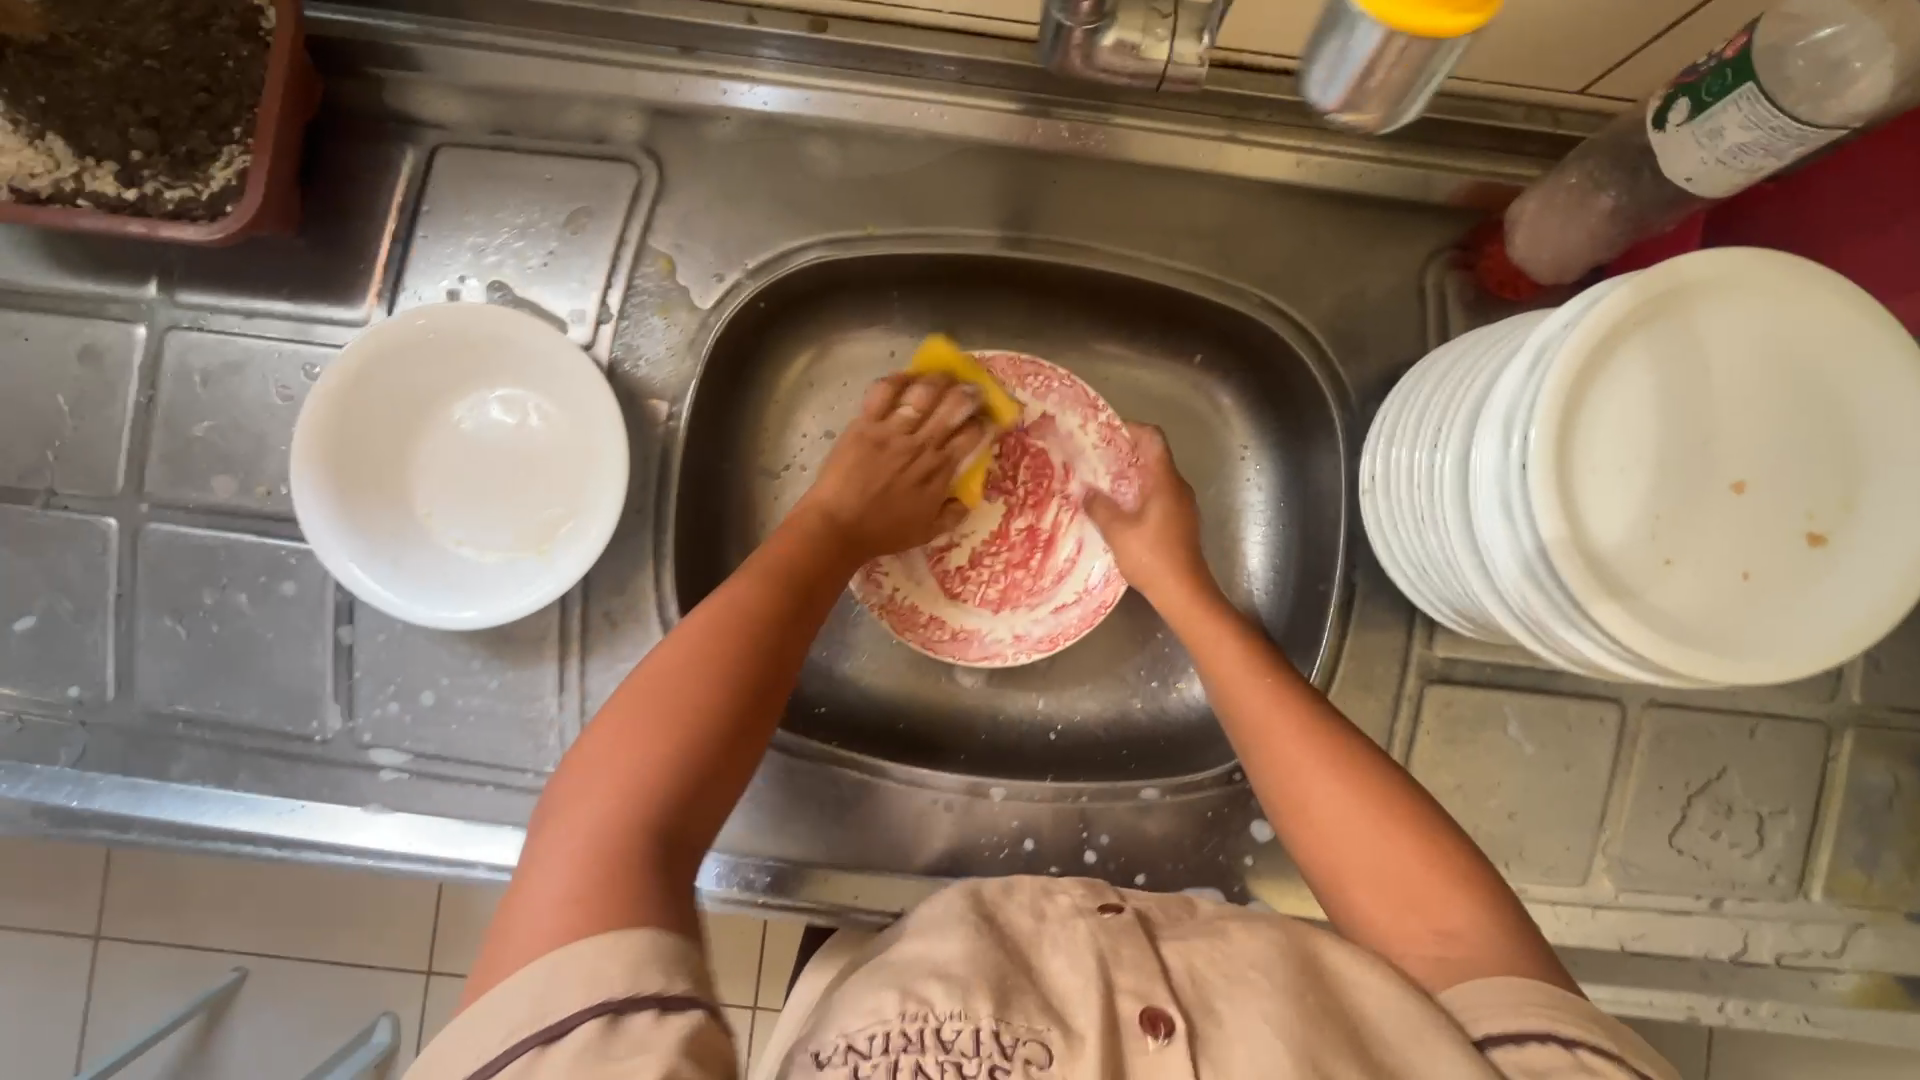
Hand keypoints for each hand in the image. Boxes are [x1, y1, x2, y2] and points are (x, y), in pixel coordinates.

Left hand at [789, 373, 991, 564]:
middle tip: (973, 388)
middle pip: (954, 405)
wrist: (838, 526)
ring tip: (945, 375)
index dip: (984, 422)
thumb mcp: (929, 532)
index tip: (986, 418)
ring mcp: (892, 431)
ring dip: (940, 379)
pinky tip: (907, 376)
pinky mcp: (865, 423)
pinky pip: (884, 391)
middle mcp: (921, 444)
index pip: (972, 434)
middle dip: (970, 392)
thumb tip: (969, 498)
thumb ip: (954, 514)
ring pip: (924, 391)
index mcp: (940, 469)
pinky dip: (898, 379)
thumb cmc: (883, 532)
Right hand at [1083, 423, 1216, 605]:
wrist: (1184, 593)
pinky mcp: (1180, 522)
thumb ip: (1100, 507)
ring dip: (1129, 477)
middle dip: (1124, 454)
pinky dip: (1137, 495)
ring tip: (1100, 484)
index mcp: (1165, 481)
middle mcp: (1178, 487)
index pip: (1153, 438)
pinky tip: (1117, 510)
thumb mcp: (1117, 532)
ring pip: (1154, 479)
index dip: (1131, 429)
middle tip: (1095, 459)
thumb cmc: (1152, 558)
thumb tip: (1086, 491)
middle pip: (1153, 457)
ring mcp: (1182, 505)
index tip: (1105, 432)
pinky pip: (1157, 497)